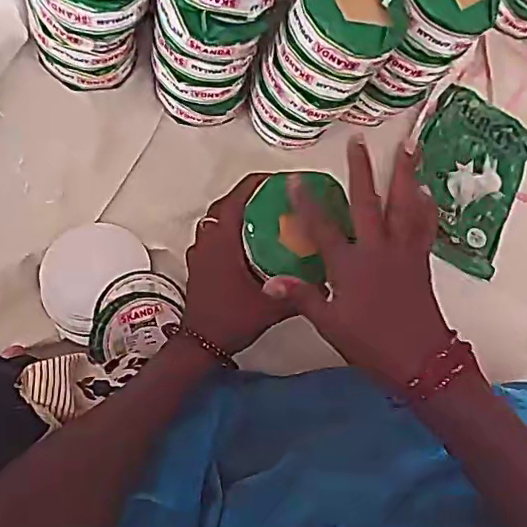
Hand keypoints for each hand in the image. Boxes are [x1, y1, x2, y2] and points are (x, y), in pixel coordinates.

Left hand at [180, 174, 294, 354]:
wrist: (200, 345)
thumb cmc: (230, 320)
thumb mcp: (271, 305)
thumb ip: (299, 291)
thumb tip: (327, 281)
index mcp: (222, 241)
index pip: (238, 197)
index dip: (259, 183)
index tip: (280, 181)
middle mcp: (207, 241)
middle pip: (227, 204)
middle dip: (251, 196)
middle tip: (277, 198)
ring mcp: (200, 254)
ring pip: (218, 221)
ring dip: (239, 214)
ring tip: (266, 218)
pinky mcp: (199, 267)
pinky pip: (214, 237)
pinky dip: (231, 232)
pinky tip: (250, 245)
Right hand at [264, 138, 461, 389]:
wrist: (420, 359)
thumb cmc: (370, 344)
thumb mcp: (330, 324)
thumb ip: (302, 297)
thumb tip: (270, 282)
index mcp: (349, 266)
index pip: (323, 227)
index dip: (307, 202)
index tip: (297, 178)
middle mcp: (376, 250)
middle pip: (367, 203)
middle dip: (360, 170)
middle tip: (358, 141)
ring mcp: (402, 251)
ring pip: (403, 205)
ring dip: (405, 174)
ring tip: (409, 146)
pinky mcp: (421, 259)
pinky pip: (424, 226)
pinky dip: (426, 207)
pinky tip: (426, 191)